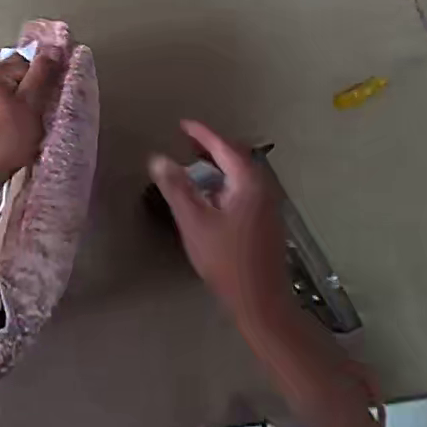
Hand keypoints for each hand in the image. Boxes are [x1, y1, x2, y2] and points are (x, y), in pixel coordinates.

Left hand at [0, 50, 61, 182]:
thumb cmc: (8, 138)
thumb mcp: (31, 104)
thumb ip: (42, 75)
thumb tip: (54, 49)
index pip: (29, 63)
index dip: (45, 78)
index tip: (52, 97)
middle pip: (20, 75)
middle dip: (35, 89)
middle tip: (43, 110)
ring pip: (14, 90)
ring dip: (27, 101)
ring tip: (33, 121)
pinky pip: (5, 102)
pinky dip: (16, 110)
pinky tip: (20, 127)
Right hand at [149, 120, 289, 317]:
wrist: (261, 301)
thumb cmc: (226, 261)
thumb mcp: (195, 223)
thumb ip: (177, 189)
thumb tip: (158, 158)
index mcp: (249, 184)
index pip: (225, 148)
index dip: (203, 134)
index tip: (183, 124)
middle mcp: (263, 189)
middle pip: (237, 158)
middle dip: (212, 147)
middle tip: (187, 141)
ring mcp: (267, 206)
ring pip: (241, 175)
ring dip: (219, 165)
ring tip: (194, 163)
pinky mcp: (265, 221)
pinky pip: (244, 189)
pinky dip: (225, 182)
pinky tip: (210, 195)